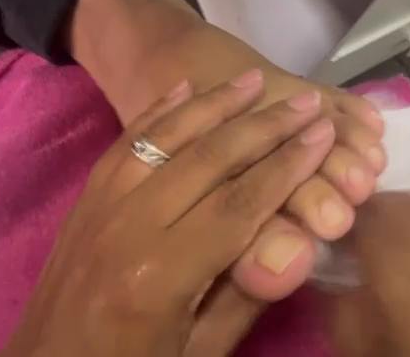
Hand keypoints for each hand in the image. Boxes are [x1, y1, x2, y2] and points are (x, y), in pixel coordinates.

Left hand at [3, 71, 337, 356]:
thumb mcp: (196, 356)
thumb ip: (246, 295)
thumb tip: (302, 240)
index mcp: (162, 274)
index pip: (240, 203)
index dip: (288, 166)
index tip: (324, 132)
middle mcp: (130, 225)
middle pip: (210, 158)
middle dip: (265, 126)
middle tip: (306, 100)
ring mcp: (103, 204)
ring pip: (168, 136)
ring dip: (215, 103)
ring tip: (253, 80)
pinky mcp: (86, 197)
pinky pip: (128, 140)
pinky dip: (160, 110)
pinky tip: (186, 87)